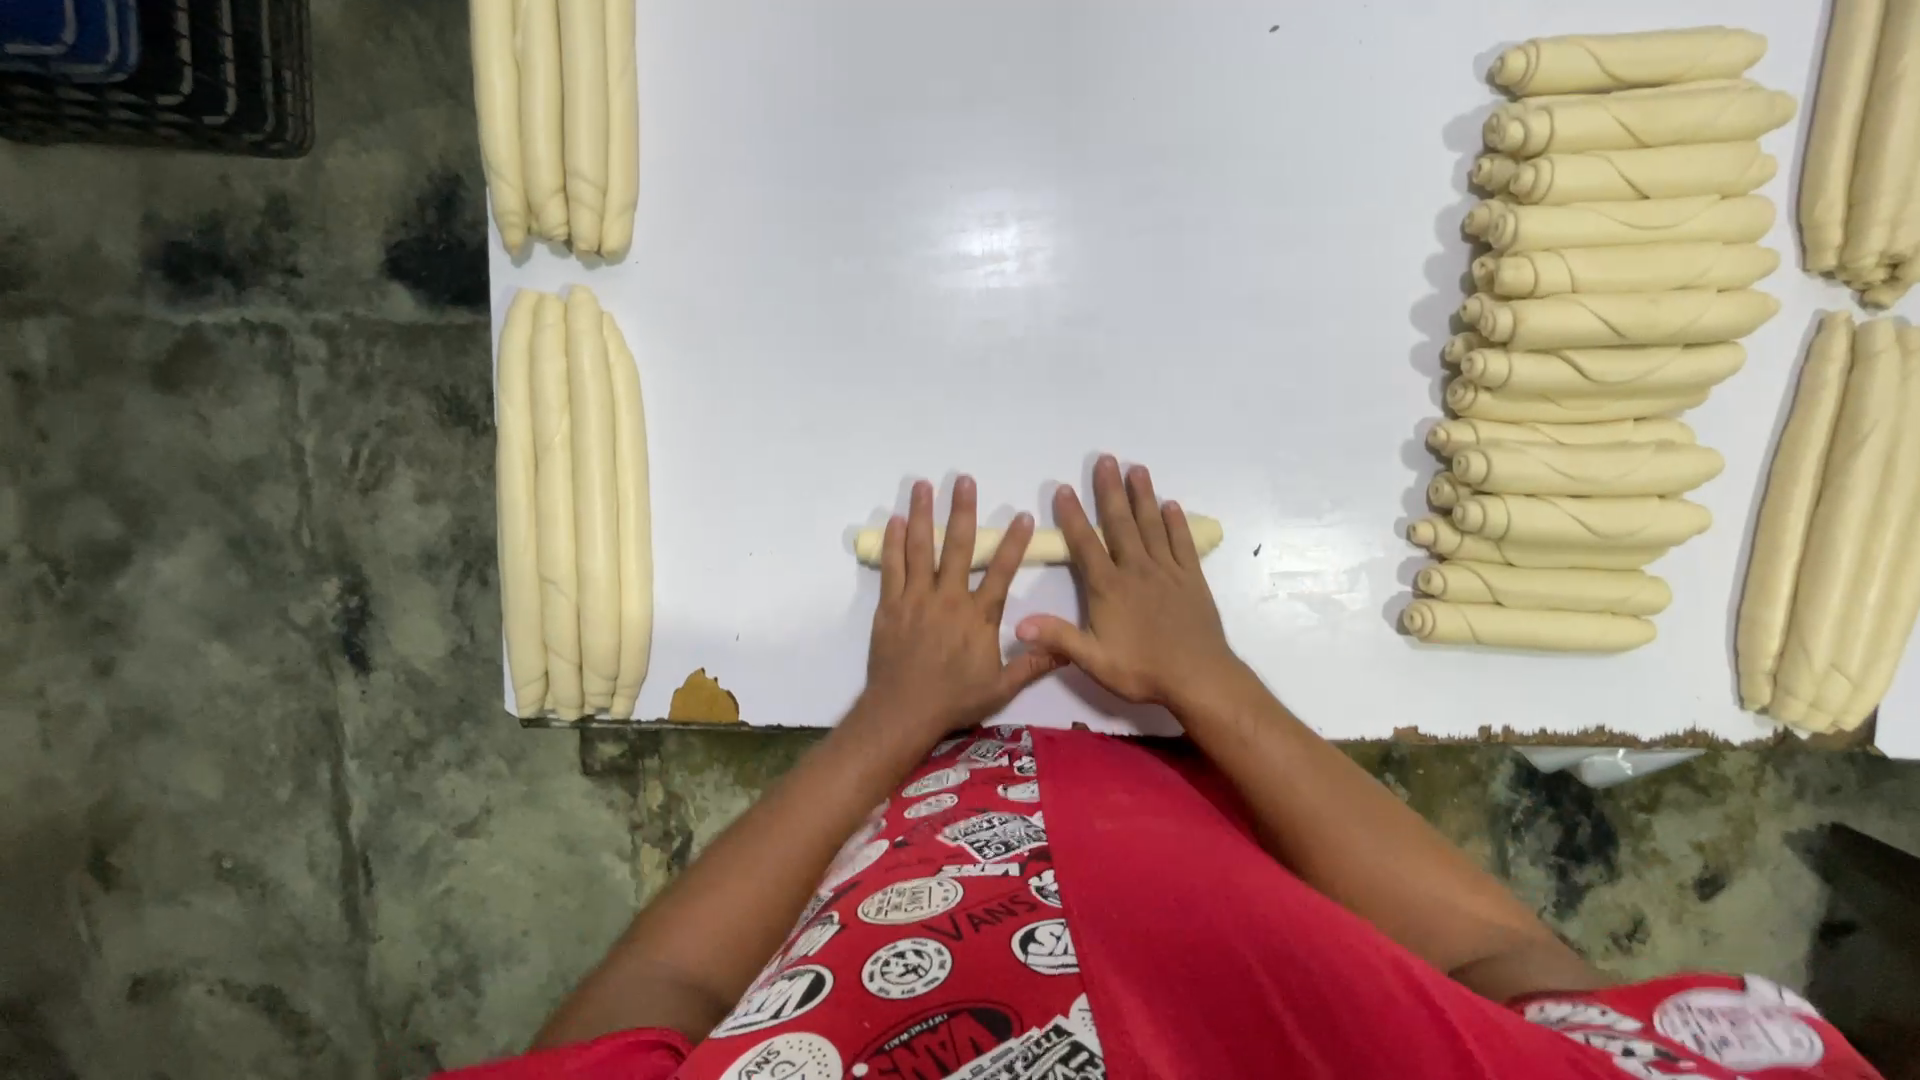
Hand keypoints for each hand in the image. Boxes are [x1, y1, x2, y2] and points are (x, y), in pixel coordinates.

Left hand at [858, 477, 1064, 742]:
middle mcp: (949, 599)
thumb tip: (1068, 650)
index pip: (1002, 572)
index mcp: (979, 616)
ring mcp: (917, 598)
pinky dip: (893, 542)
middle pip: (959, 546)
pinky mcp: (890, 605)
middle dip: (964, 510)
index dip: (1014, 542)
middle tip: (964, 480)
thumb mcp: (1002, 688)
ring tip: (924, 485)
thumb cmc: (954, 700)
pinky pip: (892, 567)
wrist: (902, 711)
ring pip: (921, 548)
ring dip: (924, 514)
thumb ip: (1033, 664)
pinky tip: (896, 520)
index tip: (1022, 515)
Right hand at [1015, 456, 1241, 707]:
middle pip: (1121, 523)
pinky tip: (1171, 506)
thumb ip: (1058, 638)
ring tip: (1137, 468)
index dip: (1072, 516)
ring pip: (1152, 526)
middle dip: (1110, 491)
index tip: (1063, 489)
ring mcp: (1168, 572)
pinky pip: (1182, 544)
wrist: (1199, 678)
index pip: (1086, 544)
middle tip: (1105, 459)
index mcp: (1109, 587)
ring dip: (1143, 496)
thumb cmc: (1142, 670)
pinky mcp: (1192, 580)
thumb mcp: (1093, 660)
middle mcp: (1137, 570)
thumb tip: (1019, 625)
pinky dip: (1176, 523)